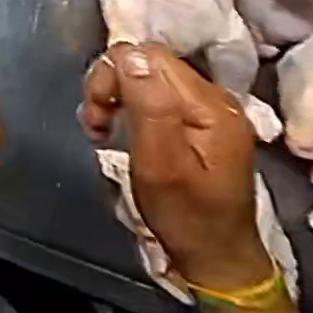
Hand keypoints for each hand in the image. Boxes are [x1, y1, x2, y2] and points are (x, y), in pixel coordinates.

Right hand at [79, 43, 270, 290]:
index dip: (115, 72)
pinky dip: (127, 105)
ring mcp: (206, 108)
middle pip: (145, 61)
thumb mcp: (161, 164)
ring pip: (144, 74)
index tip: (100, 109)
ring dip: (114, 94)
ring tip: (101, 127)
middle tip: (96, 121)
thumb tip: (130, 54)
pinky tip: (117, 127)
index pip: (149, 56)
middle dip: (111, 83)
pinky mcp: (195, 119)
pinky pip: (152, 92)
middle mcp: (213, 98)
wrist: (216, 259)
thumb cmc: (186, 216)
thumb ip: (148, 105)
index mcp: (210, 107)